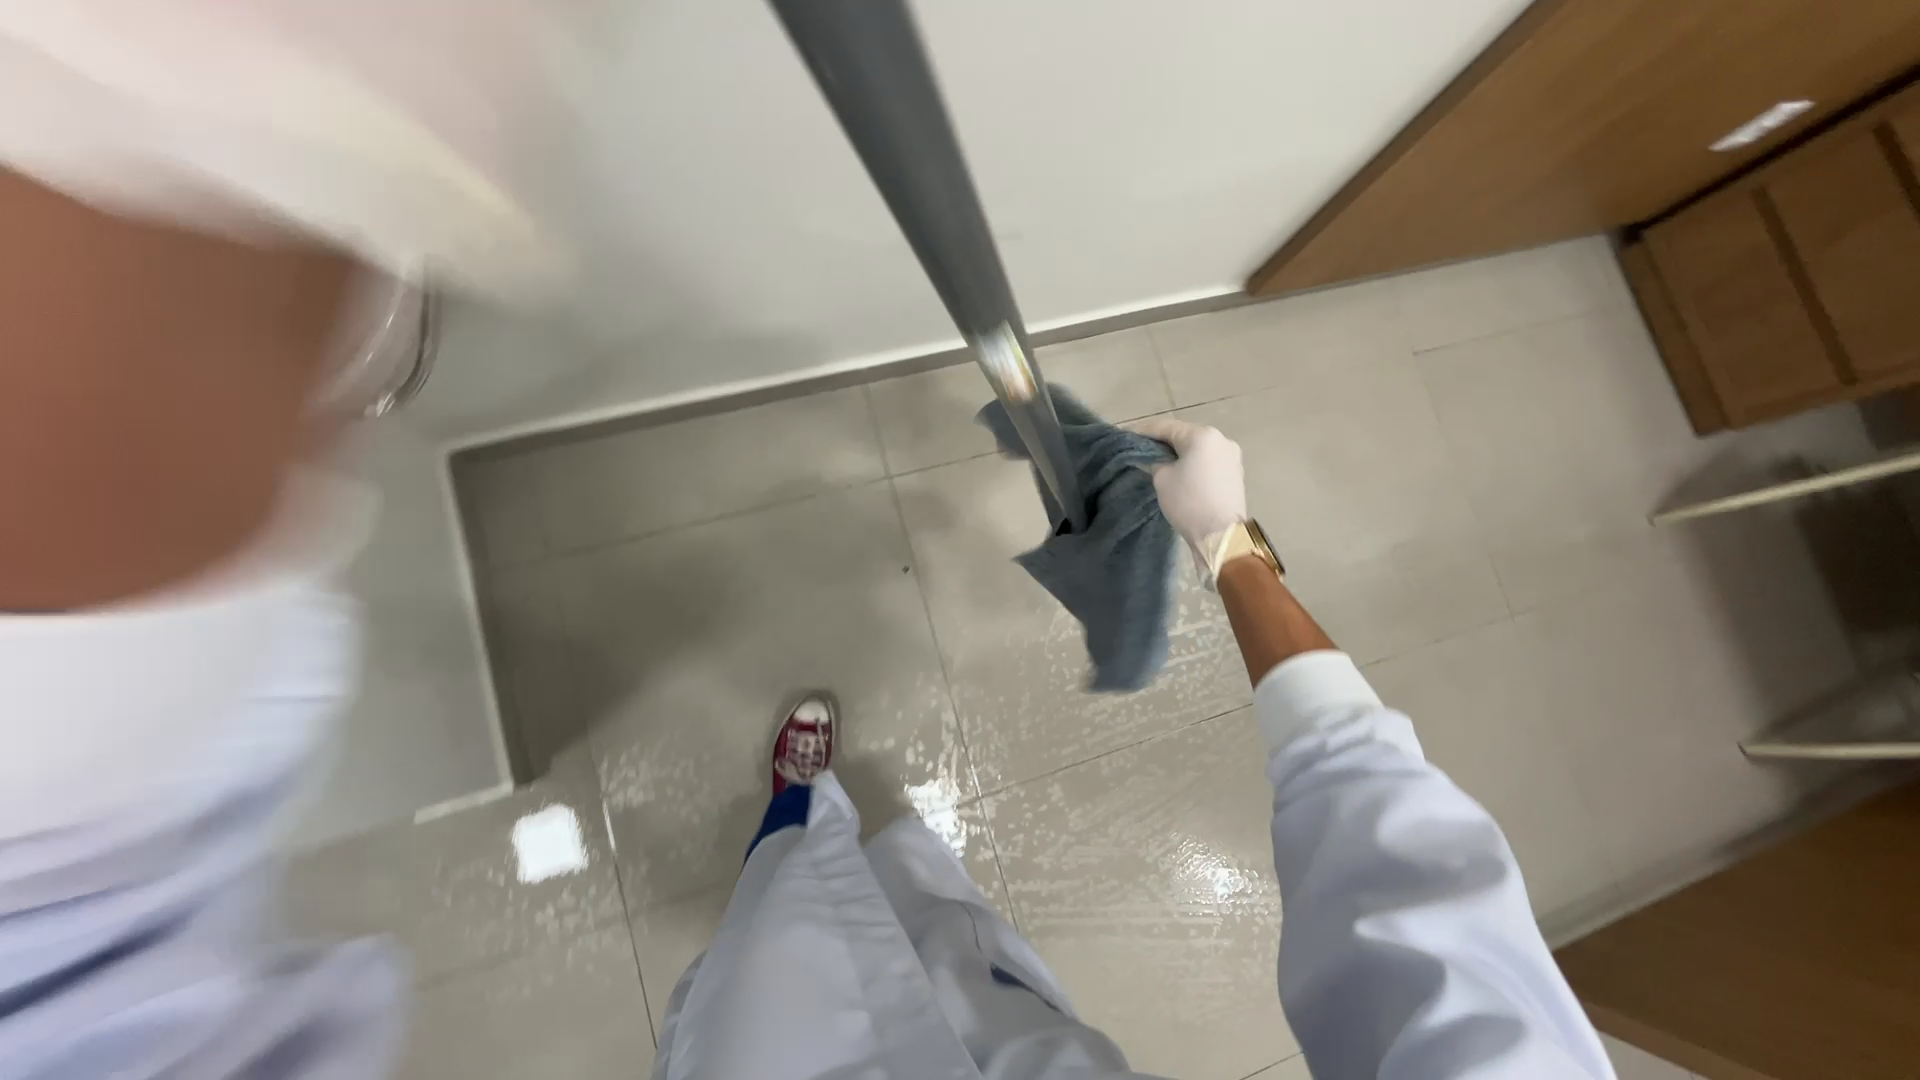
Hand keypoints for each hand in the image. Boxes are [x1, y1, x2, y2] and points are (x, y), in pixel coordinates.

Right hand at [1130, 416, 1247, 567]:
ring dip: (1179, 452)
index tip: (1125, 434)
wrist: (1221, 534)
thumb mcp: (1162, 479)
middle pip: (1184, 435)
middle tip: (1141, 448)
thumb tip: (1150, 457)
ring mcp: (1231, 455)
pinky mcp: (1235, 471)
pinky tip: (1180, 470)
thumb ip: (1153, 461)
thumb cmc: (1188, 503)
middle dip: (1162, 441)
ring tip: (1159, 460)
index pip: (1165, 427)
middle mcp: (1221, 439)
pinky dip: (1193, 462)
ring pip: (1197, 448)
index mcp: (1202, 436)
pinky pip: (1208, 460)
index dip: (1143, 431)